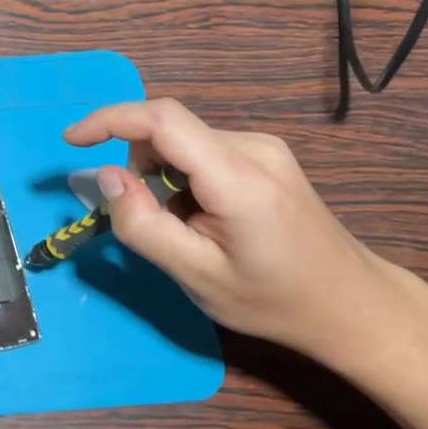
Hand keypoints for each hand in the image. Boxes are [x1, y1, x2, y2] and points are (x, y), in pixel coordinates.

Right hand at [64, 98, 413, 364]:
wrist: (356, 308)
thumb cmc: (275, 301)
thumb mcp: (197, 277)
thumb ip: (143, 225)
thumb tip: (106, 176)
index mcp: (238, 178)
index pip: (162, 120)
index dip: (109, 120)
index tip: (72, 142)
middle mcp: (253, 147)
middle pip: (167, 130)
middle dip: (136, 165)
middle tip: (145, 218)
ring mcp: (264, 147)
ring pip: (181, 140)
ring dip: (160, 174)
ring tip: (183, 226)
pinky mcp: (265, 154)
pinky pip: (200, 148)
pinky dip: (181, 176)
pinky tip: (203, 216)